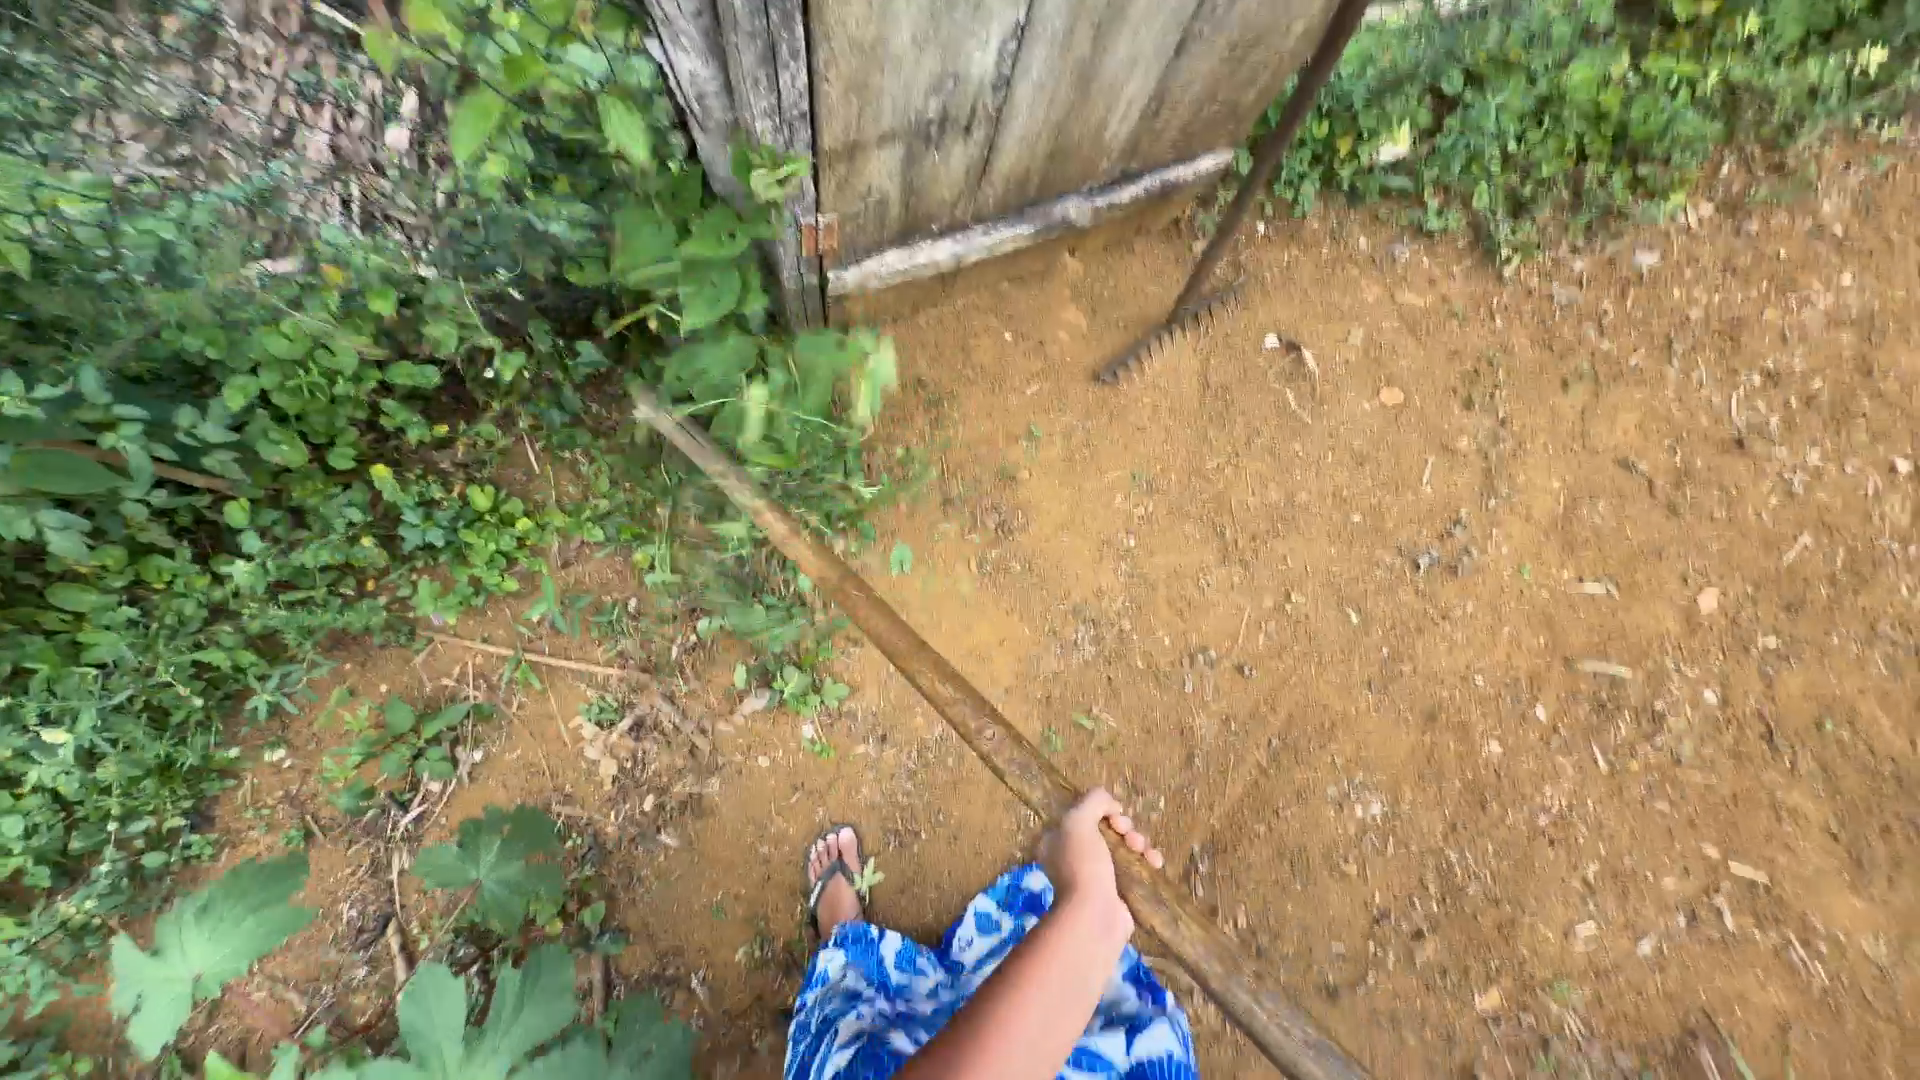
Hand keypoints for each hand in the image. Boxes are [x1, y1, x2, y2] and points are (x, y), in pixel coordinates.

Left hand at [1038, 789, 1163, 921]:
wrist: (1095, 915)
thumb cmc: (1082, 864)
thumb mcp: (1078, 820)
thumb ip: (1093, 801)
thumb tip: (1112, 804)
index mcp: (1057, 839)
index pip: (1083, 814)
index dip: (1102, 809)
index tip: (1113, 814)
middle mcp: (1073, 855)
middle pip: (1106, 828)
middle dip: (1124, 826)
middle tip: (1128, 833)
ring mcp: (1096, 874)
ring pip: (1123, 845)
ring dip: (1138, 841)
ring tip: (1144, 850)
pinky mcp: (1117, 889)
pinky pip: (1134, 866)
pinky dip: (1147, 860)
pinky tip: (1155, 862)